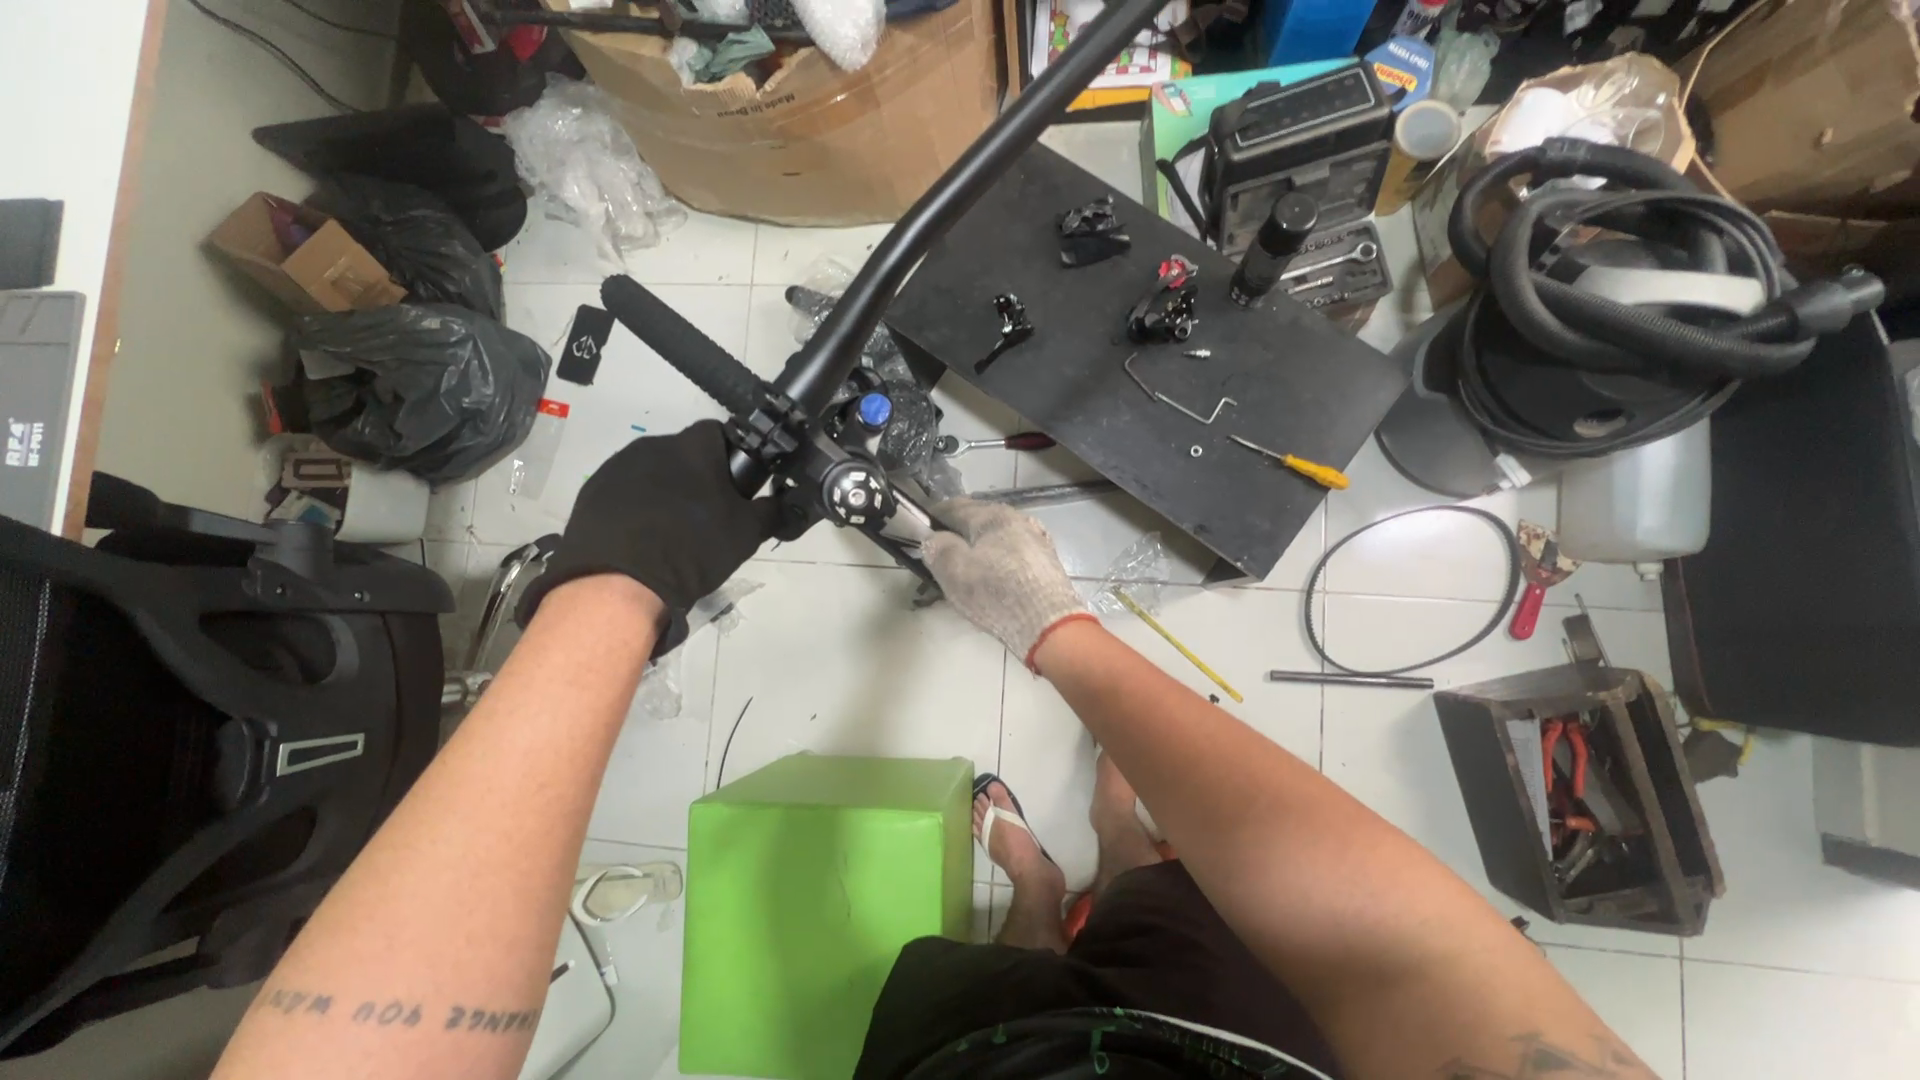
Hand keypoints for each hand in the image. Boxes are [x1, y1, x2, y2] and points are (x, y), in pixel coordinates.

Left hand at [517, 420, 776, 654]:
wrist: (620, 582)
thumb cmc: (693, 548)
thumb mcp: (746, 534)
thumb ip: (770, 511)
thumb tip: (785, 503)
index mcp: (694, 446)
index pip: (719, 433)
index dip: (731, 458)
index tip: (734, 488)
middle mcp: (653, 445)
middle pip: (684, 454)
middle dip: (696, 477)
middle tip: (706, 516)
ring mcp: (617, 466)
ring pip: (653, 472)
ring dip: (665, 492)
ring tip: (671, 533)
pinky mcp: (592, 491)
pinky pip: (624, 493)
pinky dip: (636, 509)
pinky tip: (642, 540)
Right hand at [920, 499, 1090, 670]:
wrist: (1048, 624)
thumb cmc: (996, 593)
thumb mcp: (954, 571)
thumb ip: (938, 548)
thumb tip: (934, 538)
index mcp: (993, 515)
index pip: (955, 507)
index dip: (934, 516)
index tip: (920, 529)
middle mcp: (1018, 519)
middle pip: (980, 519)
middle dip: (959, 531)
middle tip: (941, 550)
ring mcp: (1037, 540)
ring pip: (998, 536)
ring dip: (980, 546)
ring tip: (966, 565)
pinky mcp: (1047, 562)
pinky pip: (1013, 552)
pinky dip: (998, 558)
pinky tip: (994, 574)